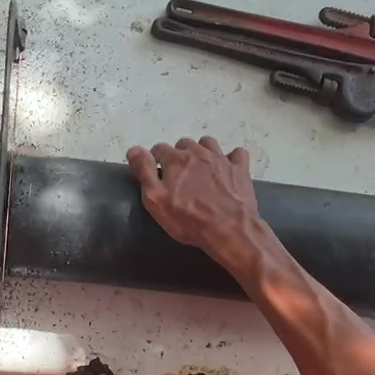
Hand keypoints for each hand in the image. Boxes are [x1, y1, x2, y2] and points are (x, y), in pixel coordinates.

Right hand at [126, 137, 265, 269]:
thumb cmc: (188, 219)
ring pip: (208, 144)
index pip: (159, 149)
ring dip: (202, 152)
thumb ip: (143, 171)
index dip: (155, 160)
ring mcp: (221, 158)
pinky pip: (236, 154)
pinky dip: (231, 158)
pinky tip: (227, 170)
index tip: (157, 175)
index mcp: (175, 159)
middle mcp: (198, 152)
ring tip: (201, 170)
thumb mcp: (155, 199)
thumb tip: (134, 149)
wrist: (229, 230)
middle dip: (178, 156)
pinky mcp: (240, 168)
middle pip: (183, 144)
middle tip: (179, 177)